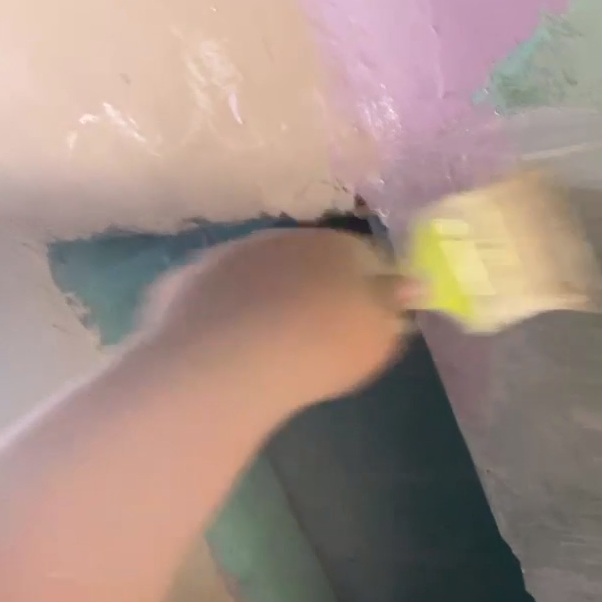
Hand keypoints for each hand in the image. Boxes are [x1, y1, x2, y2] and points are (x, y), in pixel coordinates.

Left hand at [134, 228, 410, 411]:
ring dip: (280, 294)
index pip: (369, 254)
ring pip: (269, 270)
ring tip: (287, 337)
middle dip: (325, 285)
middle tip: (333, 327)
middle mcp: (285, 237)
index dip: (377, 283)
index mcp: (340, 247)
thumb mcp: (379, 336)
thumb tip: (413, 282)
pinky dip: (240, 308)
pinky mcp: (188, 278)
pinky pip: (228, 290)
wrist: (225, 364)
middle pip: (315, 258)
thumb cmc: (321, 349)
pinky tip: (246, 342)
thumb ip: (395, 305)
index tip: (378, 314)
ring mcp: (232, 253)